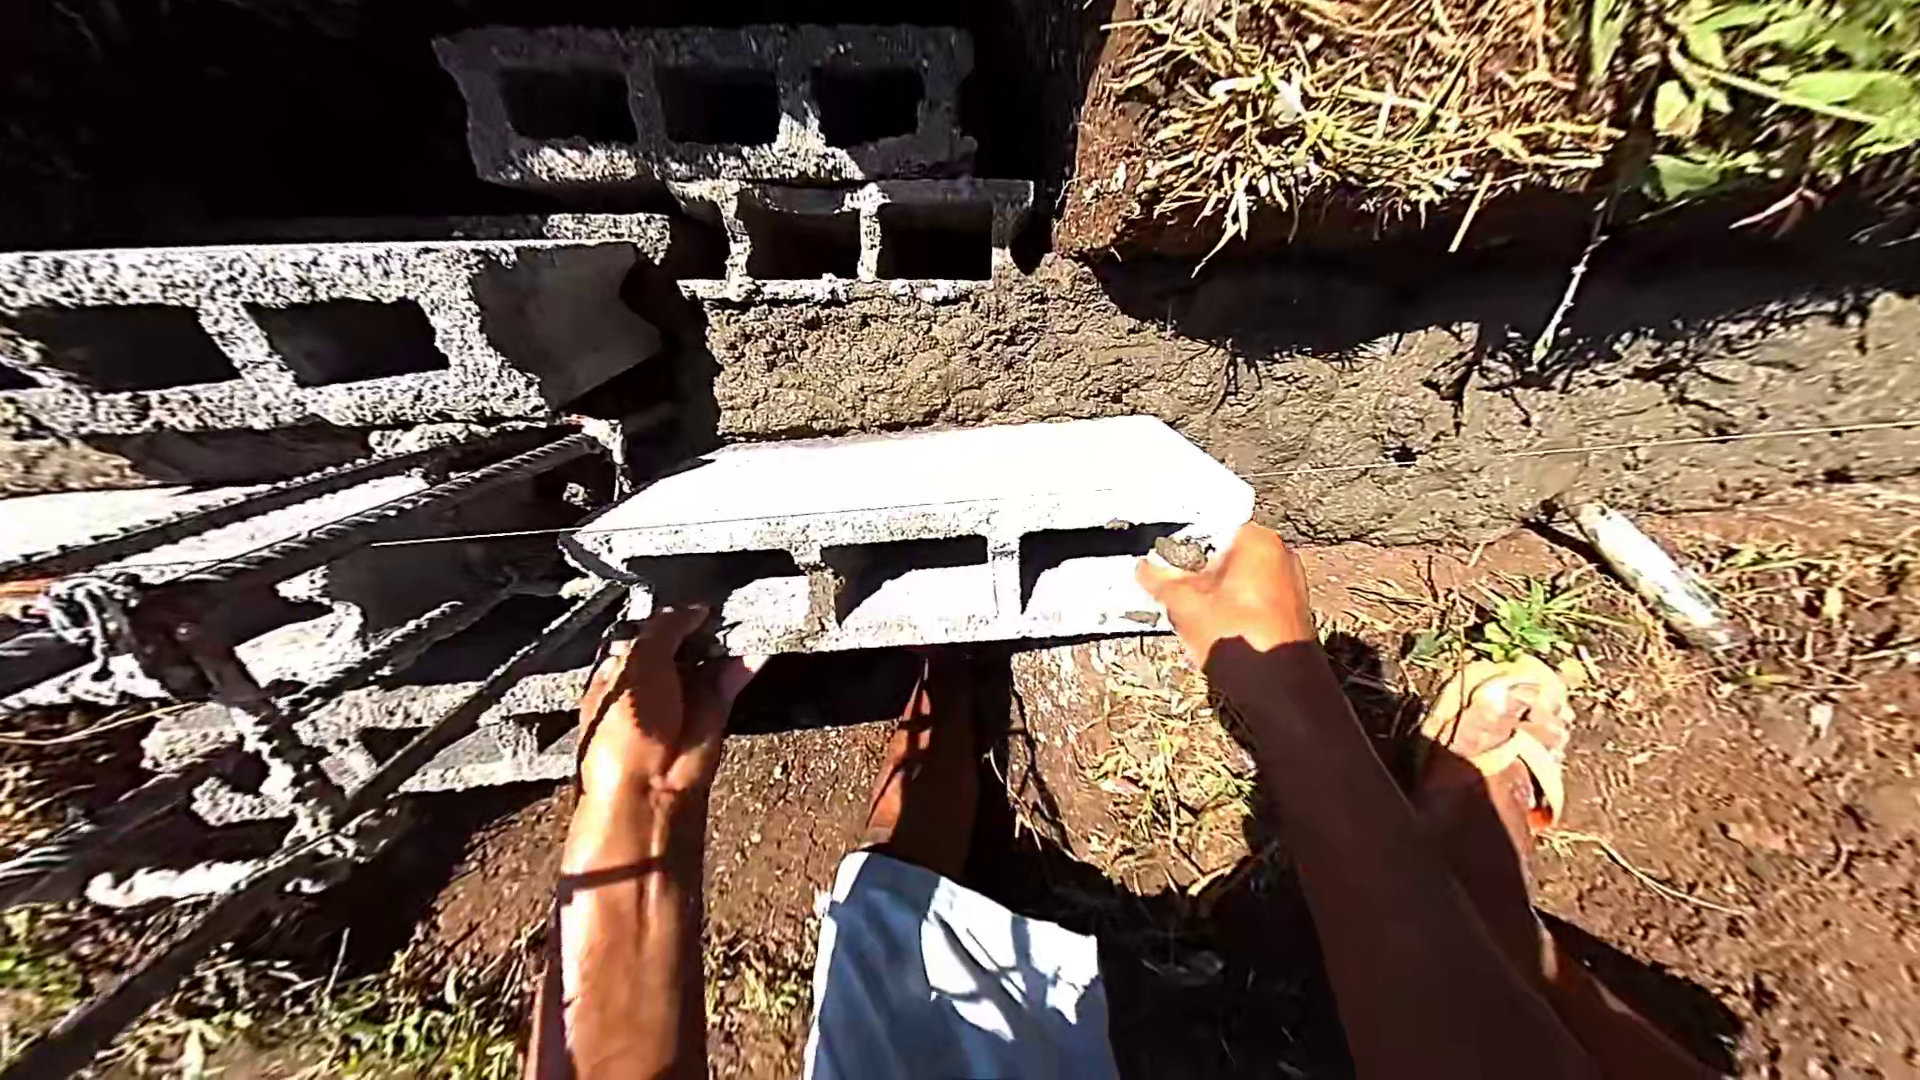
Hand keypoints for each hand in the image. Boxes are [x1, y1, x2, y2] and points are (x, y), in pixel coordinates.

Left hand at [576, 605, 762, 807]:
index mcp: (621, 670)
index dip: (668, 613)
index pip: (646, 630)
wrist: (654, 785)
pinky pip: (734, 675)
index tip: (691, 594)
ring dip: (728, 638)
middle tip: (724, 601)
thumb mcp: (638, 663)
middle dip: (703, 623)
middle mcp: (653, 680)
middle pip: (683, 641)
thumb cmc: (626, 730)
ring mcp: (685, 694)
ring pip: (711, 656)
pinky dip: (748, 660)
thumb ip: (665, 629)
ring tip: (747, 612)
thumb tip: (694, 609)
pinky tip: (760, 639)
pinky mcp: (715, 707)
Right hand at [1136, 523, 1317, 665]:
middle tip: (1171, 588)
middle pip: (1220, 552)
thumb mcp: (1182, 604)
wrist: (1280, 690)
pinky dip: (1227, 604)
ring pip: (1233, 575)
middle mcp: (1279, 554)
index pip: (1207, 527)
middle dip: (1192, 570)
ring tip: (1190, 612)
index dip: (1177, 543)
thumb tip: (1144, 567)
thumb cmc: (1239, 640)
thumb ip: (1158, 578)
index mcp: (1257, 541)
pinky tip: (1212, 627)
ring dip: (1208, 590)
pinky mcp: (1288, 607)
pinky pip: (1248, 594)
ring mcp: (1288, 582)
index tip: (1160, 557)